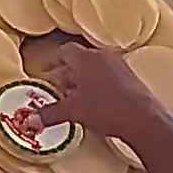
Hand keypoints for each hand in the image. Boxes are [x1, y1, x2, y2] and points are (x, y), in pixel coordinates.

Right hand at [37, 43, 172, 144]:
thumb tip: (30, 120)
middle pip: (79, 60)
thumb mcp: (73, 111)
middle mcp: (103, 56)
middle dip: (65, 73)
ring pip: (94, 68)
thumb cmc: (105, 109)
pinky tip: (93, 101)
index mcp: (86, 58)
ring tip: (72, 97)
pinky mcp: (130, 77)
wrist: (143, 119)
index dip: (52, 61)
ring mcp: (119, 65)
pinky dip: (96, 84)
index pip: (65, 51)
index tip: (45, 72)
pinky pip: (107, 75)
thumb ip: (50, 113)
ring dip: (81, 79)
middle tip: (55, 88)